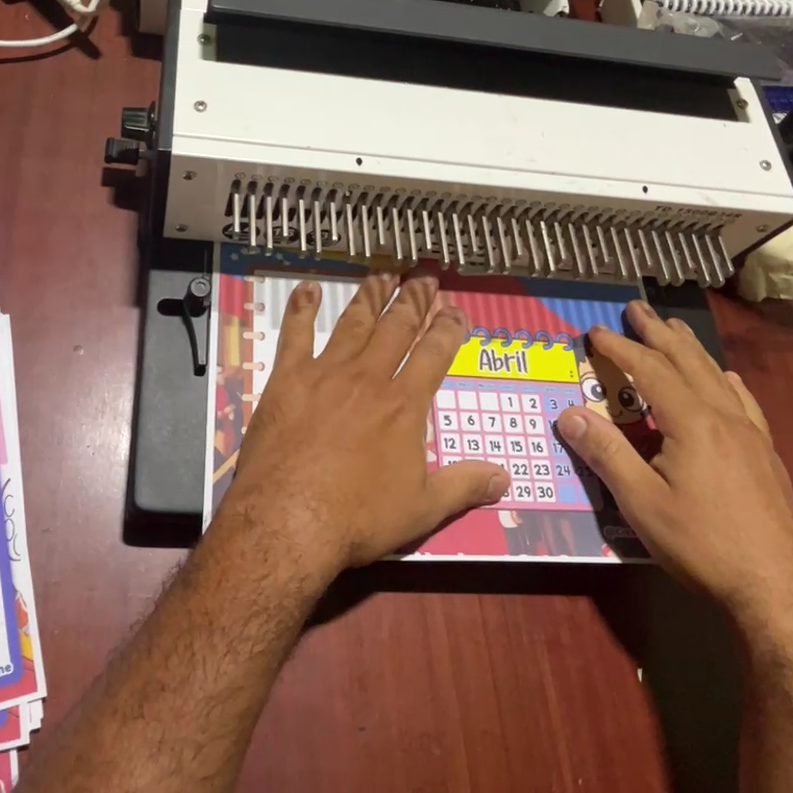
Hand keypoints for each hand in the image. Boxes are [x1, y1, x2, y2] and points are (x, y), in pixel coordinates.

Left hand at [218, 274, 509, 575]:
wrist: (290, 518)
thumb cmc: (359, 517)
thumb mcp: (423, 509)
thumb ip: (463, 486)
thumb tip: (505, 478)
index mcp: (405, 404)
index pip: (434, 353)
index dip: (448, 328)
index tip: (455, 310)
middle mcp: (369, 378)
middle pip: (396, 327)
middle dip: (413, 300)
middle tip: (422, 277)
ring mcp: (326, 374)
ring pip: (353, 323)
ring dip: (369, 297)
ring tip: (381, 275)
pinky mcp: (287, 379)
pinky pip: (295, 334)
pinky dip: (301, 309)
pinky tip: (306, 289)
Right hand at [556, 301, 792, 632]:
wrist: (778, 590)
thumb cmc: (702, 544)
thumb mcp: (641, 502)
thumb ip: (606, 453)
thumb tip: (570, 413)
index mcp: (693, 423)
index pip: (651, 370)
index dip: (621, 348)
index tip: (595, 331)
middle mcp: (725, 418)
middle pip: (688, 362)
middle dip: (659, 333)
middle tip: (637, 308)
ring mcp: (752, 436)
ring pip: (718, 377)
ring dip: (691, 349)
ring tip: (675, 330)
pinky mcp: (766, 457)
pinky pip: (744, 402)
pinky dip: (726, 381)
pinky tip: (728, 381)